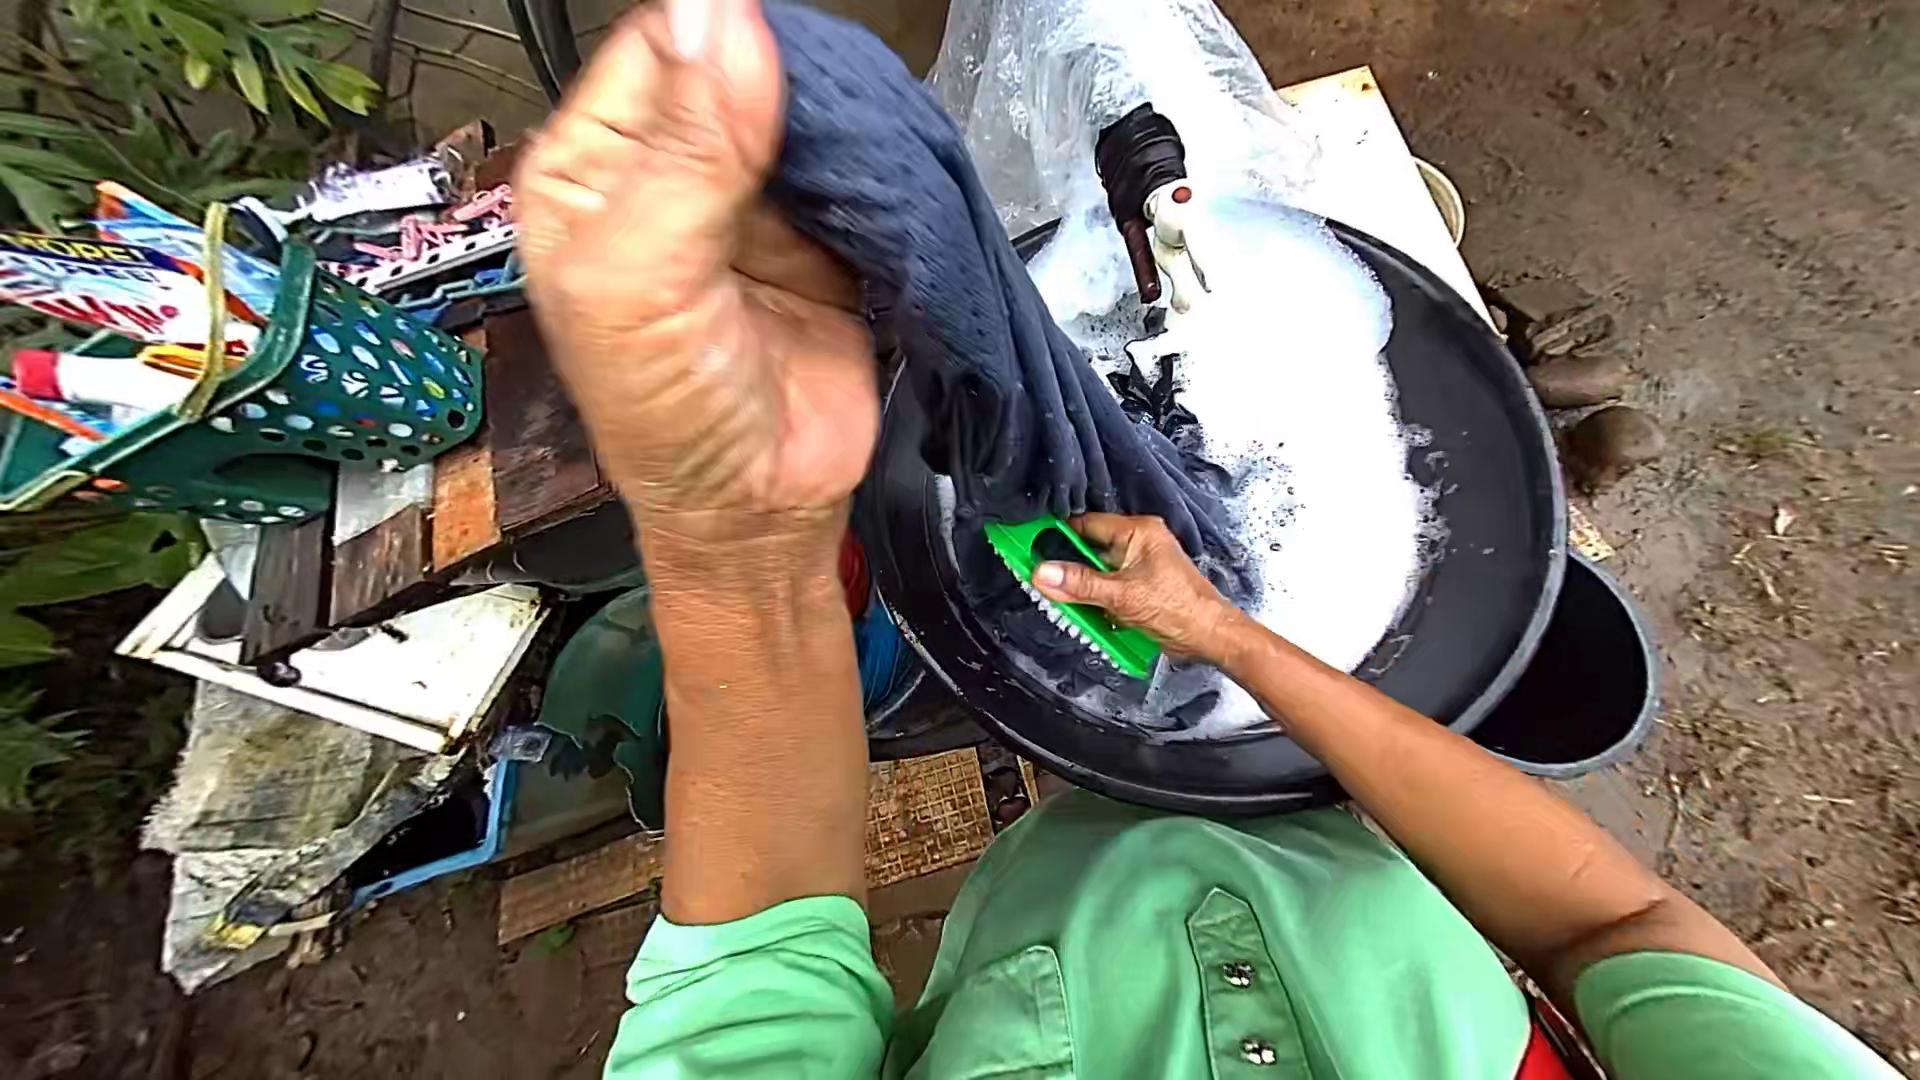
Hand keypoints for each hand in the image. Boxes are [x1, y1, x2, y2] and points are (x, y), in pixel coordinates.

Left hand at [514, 0, 877, 549]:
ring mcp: (762, 226)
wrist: (763, 510)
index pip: (657, 58)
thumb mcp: (646, 290)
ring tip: (872, 146)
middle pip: (741, 87)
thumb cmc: (675, 422)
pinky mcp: (826, 264)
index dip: (716, 44)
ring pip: (807, 137)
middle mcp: (682, 191)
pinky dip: (877, 187)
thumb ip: (684, 163)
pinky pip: (855, 200)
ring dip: (843, 136)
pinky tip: (891, 186)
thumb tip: (726, 19)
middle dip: (792, 86)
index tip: (780, 57)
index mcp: (602, 182)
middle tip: (840, 105)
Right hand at [1031, 513, 1243, 660]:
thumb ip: (1080, 585)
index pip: (1086, 524)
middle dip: (1066, 568)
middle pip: (1087, 550)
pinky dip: (1091, 600)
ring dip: (1078, 588)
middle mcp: (1136, 544)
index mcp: (1137, 532)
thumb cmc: (1181, 609)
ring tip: (1060, 601)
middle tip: (1041, 579)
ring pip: (1094, 572)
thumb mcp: (1122, 596)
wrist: (1211, 637)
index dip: (1058, 535)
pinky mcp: (1136, 588)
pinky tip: (1080, 613)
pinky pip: (1104, 588)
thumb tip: (1044, 573)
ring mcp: (1136, 567)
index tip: (1031, 543)